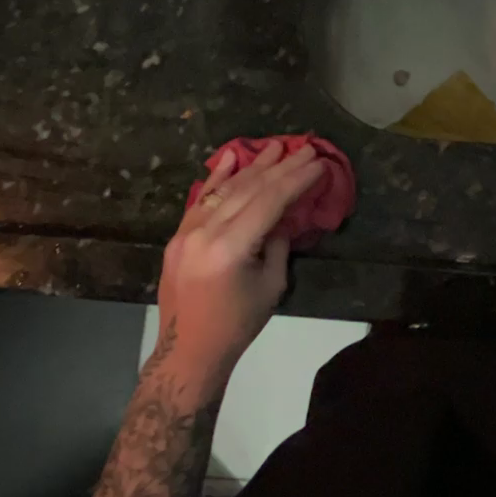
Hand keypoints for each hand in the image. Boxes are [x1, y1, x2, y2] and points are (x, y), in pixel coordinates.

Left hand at [154, 141, 323, 381]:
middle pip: (248, 190)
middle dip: (280, 167)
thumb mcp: (270, 286)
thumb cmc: (237, 325)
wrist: (189, 349)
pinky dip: (217, 178)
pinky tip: (231, 157)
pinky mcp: (178, 236)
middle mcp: (205, 232)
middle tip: (305, 148)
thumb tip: (280, 219)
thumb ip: (276, 246)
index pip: (268, 202)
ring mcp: (187, 232)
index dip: (295, 180)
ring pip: (225, 190)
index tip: (317, 163)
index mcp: (230, 248)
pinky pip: (201, 200)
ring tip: (276, 147)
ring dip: (252, 167)